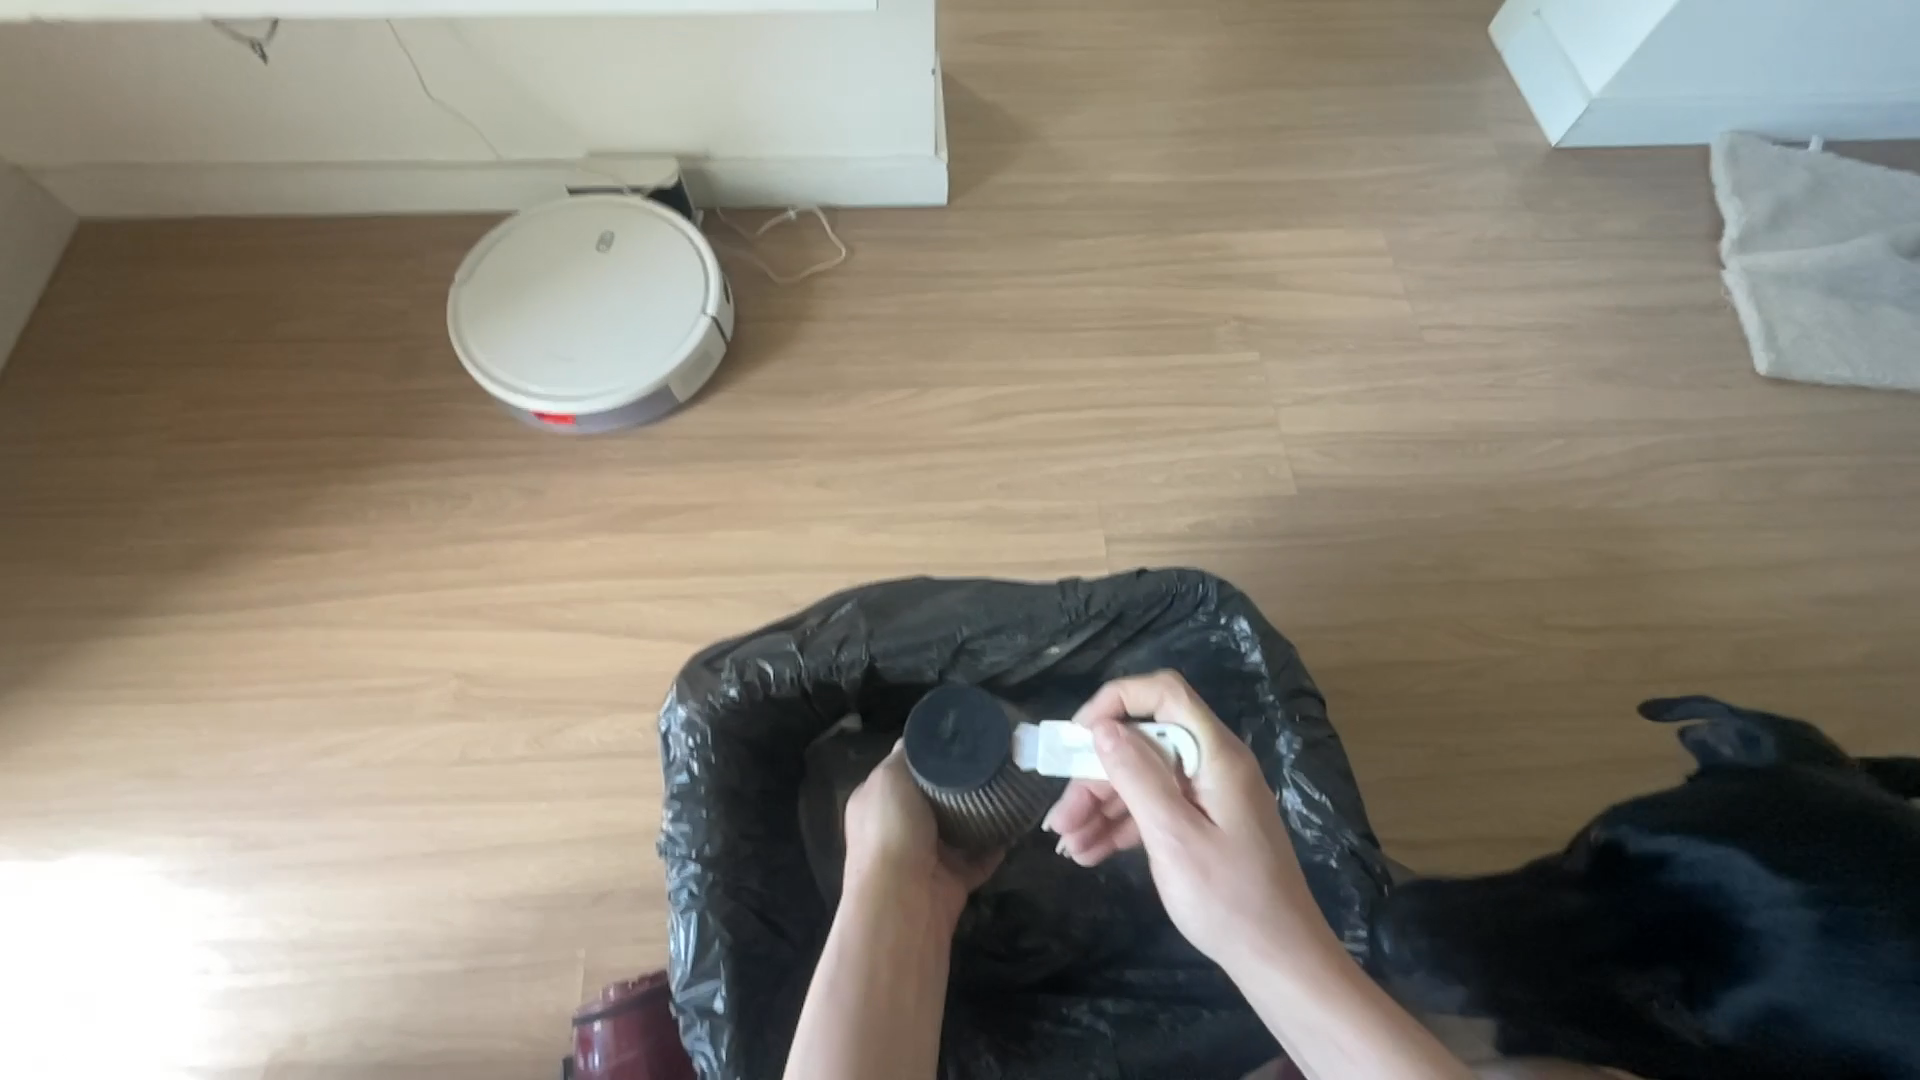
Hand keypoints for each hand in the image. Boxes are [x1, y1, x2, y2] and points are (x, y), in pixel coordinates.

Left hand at [844, 743, 1000, 921]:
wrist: (903, 900)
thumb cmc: (890, 830)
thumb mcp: (889, 778)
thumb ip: (905, 757)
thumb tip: (918, 739)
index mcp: (879, 802)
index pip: (903, 771)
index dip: (927, 756)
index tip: (958, 740)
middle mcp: (900, 828)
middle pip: (935, 798)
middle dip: (958, 784)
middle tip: (989, 759)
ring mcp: (928, 856)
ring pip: (959, 828)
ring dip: (981, 813)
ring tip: (1007, 785)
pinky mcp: (954, 879)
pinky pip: (980, 857)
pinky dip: (996, 845)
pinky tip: (1015, 821)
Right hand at [1043, 671, 1327, 971]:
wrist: (1282, 963)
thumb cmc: (1231, 900)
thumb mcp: (1174, 837)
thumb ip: (1137, 777)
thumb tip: (1102, 728)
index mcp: (1215, 754)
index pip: (1164, 694)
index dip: (1116, 701)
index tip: (1079, 736)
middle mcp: (1211, 763)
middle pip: (1142, 744)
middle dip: (1095, 776)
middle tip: (1060, 818)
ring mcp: (1206, 794)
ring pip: (1141, 778)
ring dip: (1100, 806)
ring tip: (1066, 844)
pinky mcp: (1202, 823)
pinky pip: (1153, 807)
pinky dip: (1120, 826)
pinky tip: (1088, 852)